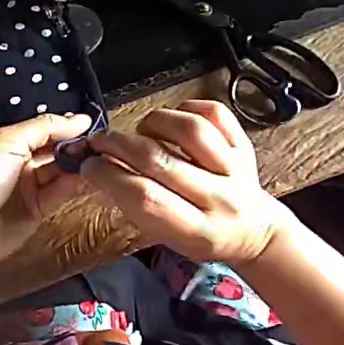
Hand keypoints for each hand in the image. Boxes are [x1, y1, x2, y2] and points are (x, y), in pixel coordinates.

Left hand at [0, 112, 93, 266]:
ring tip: (103, 157)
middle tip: (102, 143)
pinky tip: (93, 175)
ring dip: (79, 163)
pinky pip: (62, 192)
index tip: (95, 124)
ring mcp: (29, 186)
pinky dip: (77, 183)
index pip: (44, 128)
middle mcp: (20, 161)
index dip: (67, 126)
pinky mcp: (39, 209)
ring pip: (61, 169)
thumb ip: (43, 128)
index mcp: (8, 142)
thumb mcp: (7, 142)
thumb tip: (80, 118)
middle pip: (55, 148)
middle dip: (76, 144)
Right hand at [80, 100, 294, 264]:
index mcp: (198, 231)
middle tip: (100, 141)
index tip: (89, 164)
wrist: (253, 230)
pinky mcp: (243, 144)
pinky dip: (185, 108)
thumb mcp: (166, 235)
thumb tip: (99, 166)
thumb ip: (135, 204)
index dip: (109, 176)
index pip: (145, 197)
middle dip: (119, 146)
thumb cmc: (201, 235)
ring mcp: (236, 169)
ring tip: (141, 132)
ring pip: (189, 130)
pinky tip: (171, 121)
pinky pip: (213, 113)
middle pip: (160, 161)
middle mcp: (221, 199)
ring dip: (152, 124)